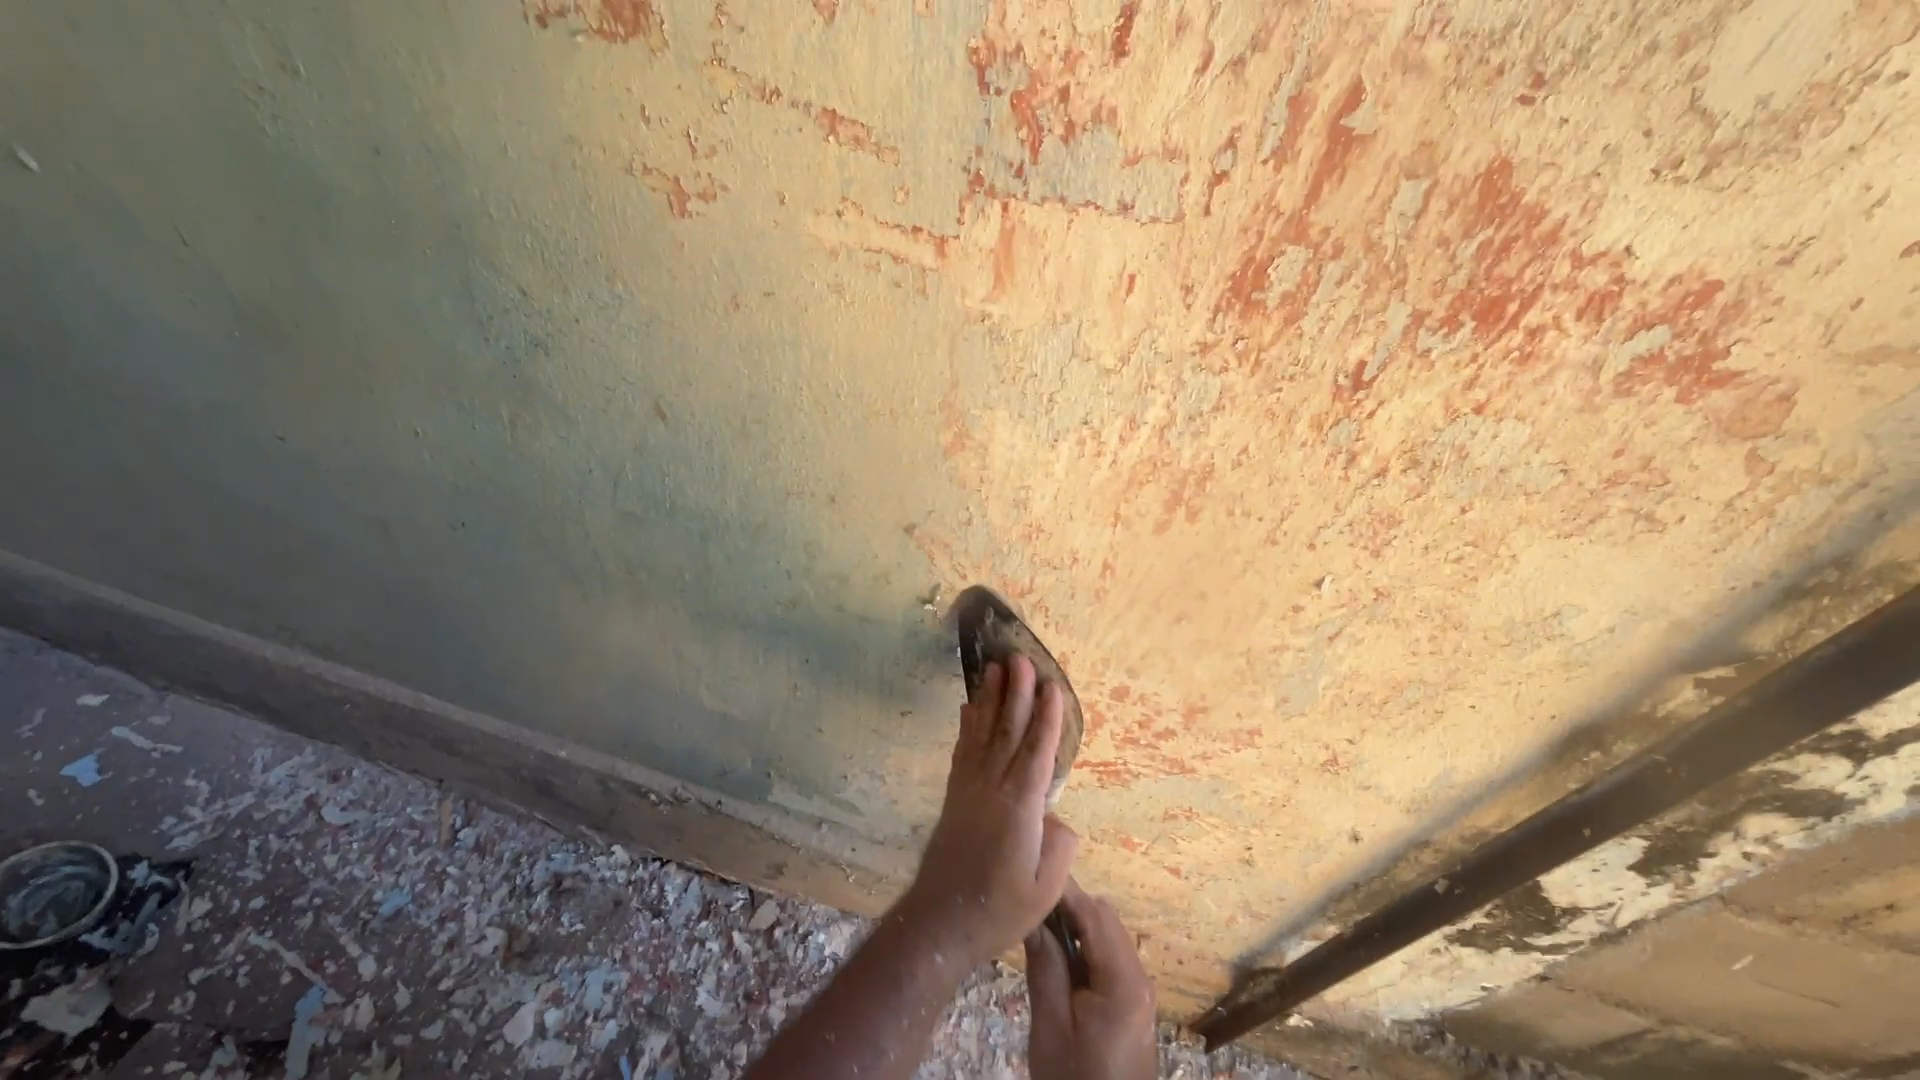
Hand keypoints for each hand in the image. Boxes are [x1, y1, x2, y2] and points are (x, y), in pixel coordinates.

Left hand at [898, 656, 1077, 967]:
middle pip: (1007, 731)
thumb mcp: (1046, 888)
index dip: (1046, 717)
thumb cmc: (1000, 909)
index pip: (1038, 751)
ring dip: (990, 699)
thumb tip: (1055, 817)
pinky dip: (967, 726)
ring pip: (983, 734)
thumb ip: (1060, 846)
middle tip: (1020, 657)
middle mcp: (993, 788)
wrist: (940, 921)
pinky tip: (969, 708)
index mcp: (1021, 807)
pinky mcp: (954, 796)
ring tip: (994, 668)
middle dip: (1016, 693)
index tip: (1052, 685)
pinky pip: (962, 751)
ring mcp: (969, 789)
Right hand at [1025, 880, 1156, 1079]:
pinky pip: (1110, 955)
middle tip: (1029, 905)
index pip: (1094, 915)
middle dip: (1069, 905)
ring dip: (1076, 924)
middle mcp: (1140, 976)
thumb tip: (1033, 916)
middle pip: (1105, 918)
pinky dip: (1086, 944)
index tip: (1031, 876)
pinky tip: (1059, 954)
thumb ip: (1045, 967)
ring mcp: (1140, 988)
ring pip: (1108, 934)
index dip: (1064, 891)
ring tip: (1039, 927)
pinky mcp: (1133, 1001)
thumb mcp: (1050, 1027)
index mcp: (1123, 981)